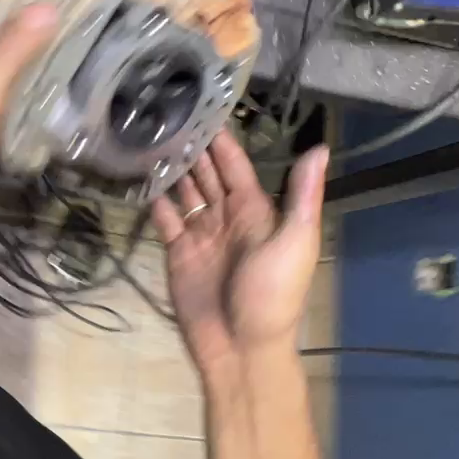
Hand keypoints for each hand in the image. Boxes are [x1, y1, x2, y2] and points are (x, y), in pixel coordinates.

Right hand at [152, 131, 328, 381]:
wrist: (240, 349)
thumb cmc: (272, 296)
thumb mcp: (296, 242)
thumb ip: (302, 196)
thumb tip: (319, 147)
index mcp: (255, 211)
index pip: (235, 166)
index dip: (222, 140)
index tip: (203, 108)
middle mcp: (227, 217)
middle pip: (206, 174)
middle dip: (191, 147)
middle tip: (166, 116)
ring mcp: (201, 234)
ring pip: (184, 192)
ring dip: (171, 168)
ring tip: (148, 138)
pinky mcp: (177, 252)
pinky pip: (165, 218)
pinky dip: (154, 199)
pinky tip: (139, 177)